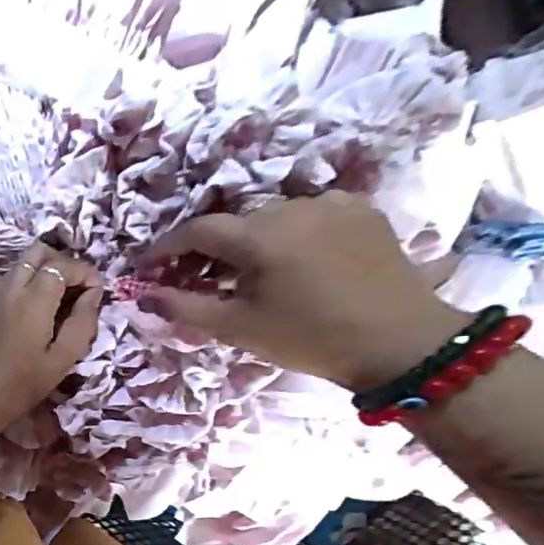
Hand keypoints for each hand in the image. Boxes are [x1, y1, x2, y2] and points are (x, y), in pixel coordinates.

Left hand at [0, 244, 103, 429]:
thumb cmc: (23, 384)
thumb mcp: (63, 359)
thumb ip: (83, 322)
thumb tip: (94, 292)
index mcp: (34, 299)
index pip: (64, 265)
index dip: (85, 273)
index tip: (97, 290)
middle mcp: (10, 285)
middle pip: (40, 252)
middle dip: (63, 263)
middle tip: (76, 286)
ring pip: (20, 263)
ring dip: (41, 270)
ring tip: (54, 295)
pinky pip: (3, 277)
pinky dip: (20, 281)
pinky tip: (25, 303)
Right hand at [140, 193, 466, 389]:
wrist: (398, 342)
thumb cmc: (309, 338)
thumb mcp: (239, 329)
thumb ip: (186, 307)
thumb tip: (144, 294)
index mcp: (258, 235)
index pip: (196, 230)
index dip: (167, 249)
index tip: (151, 270)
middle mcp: (291, 206)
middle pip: (235, 223)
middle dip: (211, 251)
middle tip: (201, 282)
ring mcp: (330, 203)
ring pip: (273, 218)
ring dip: (254, 243)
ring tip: (255, 276)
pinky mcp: (362, 209)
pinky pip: (311, 216)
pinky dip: (293, 236)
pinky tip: (298, 264)